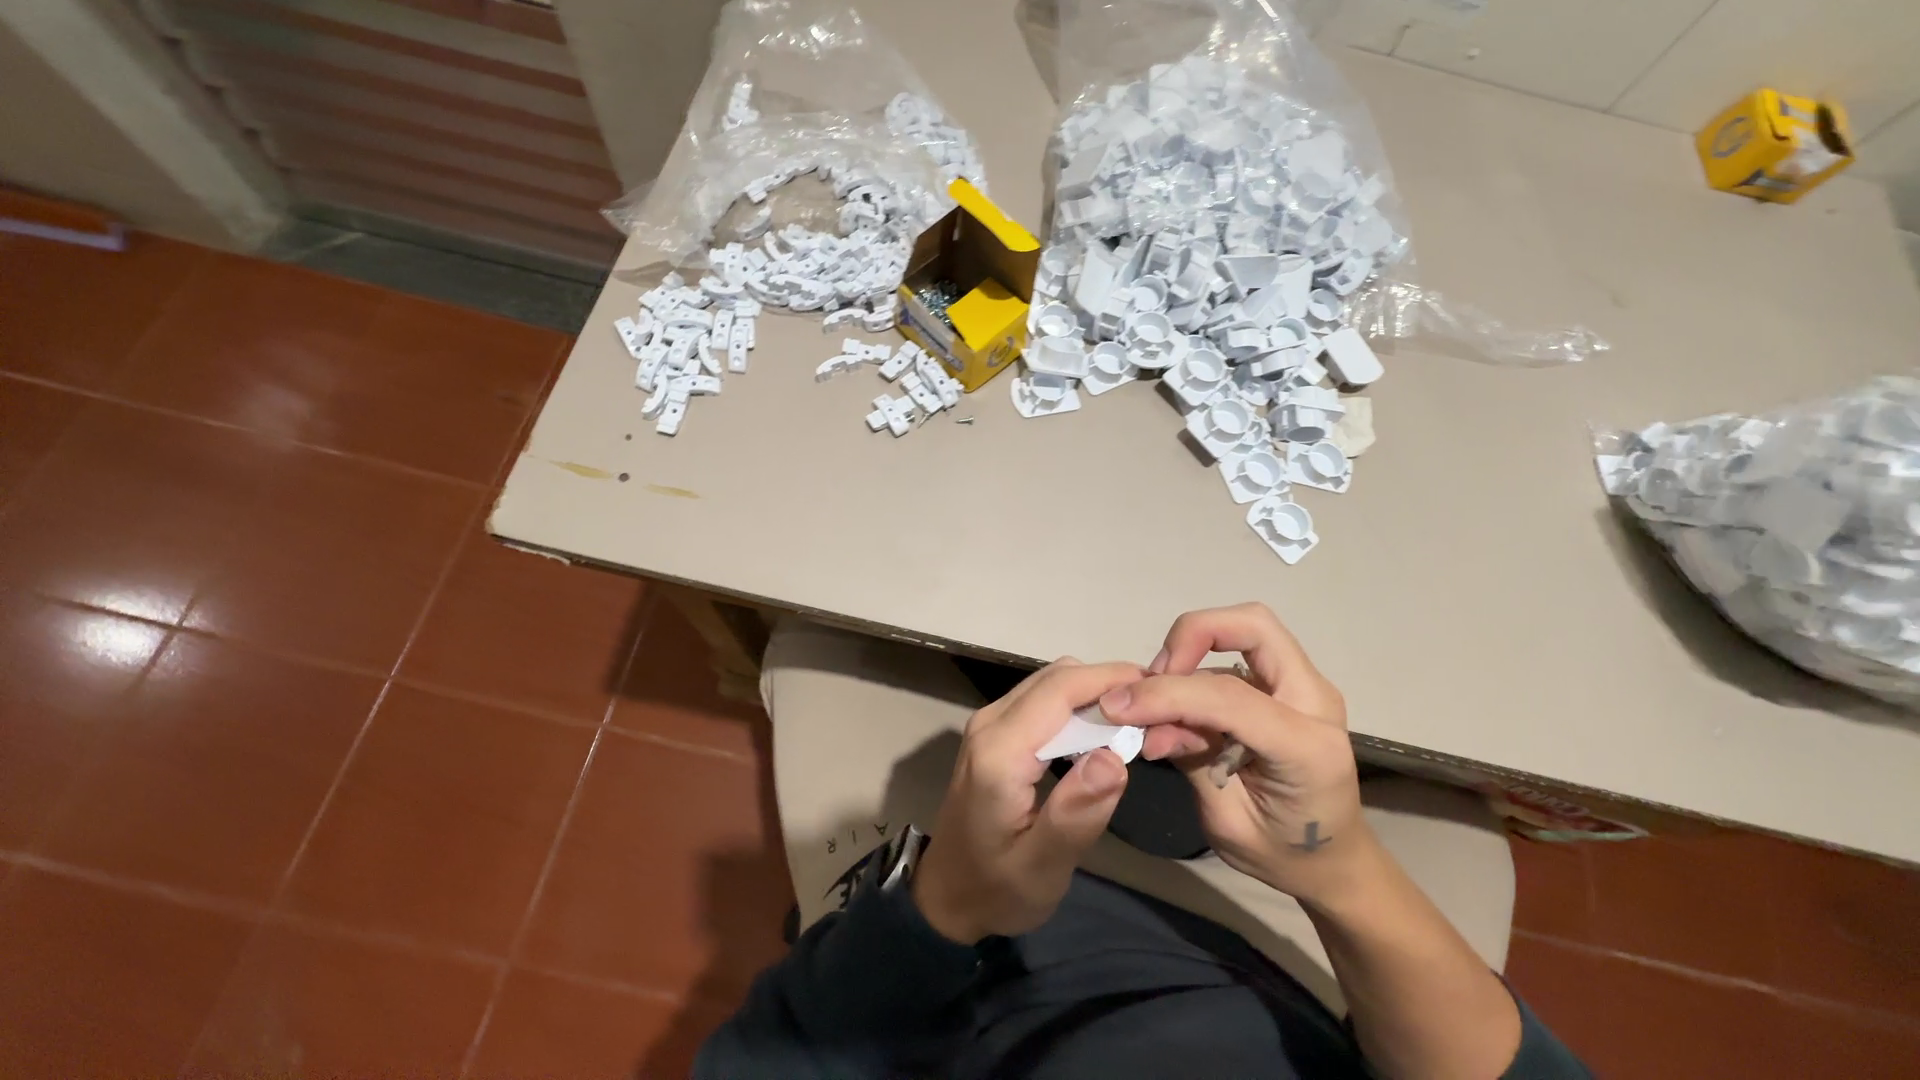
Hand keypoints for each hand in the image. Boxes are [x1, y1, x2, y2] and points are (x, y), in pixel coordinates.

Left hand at [913, 660, 1146, 943]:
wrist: (946, 896)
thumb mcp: (1042, 868)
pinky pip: (1041, 700)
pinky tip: (1102, 736)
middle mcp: (989, 724)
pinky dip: (1077, 706)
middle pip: (1056, 678)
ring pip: (1049, 683)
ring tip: (1136, 724)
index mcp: (999, 753)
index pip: (1060, 689)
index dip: (1110, 680)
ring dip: (1094, 693)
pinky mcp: (995, 733)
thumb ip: (1075, 815)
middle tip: (1156, 713)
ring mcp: (988, 725)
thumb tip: (1113, 758)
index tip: (1161, 689)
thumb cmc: (996, 889)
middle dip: (1108, 684)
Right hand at [1097, 604, 1376, 907]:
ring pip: (1245, 629)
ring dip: (1190, 650)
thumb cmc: (1284, 854)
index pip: (1230, 696)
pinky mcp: (1287, 685)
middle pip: (1253, 624)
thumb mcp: (1228, 824)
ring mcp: (1303, 688)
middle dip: (1191, 636)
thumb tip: (1145, 724)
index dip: (1168, 695)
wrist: (1334, 862)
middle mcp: (1313, 702)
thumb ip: (1191, 761)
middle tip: (1154, 678)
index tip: (1118, 706)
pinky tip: (1176, 706)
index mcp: (1308, 749)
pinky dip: (1198, 668)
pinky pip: (1238, 653)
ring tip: (1156, 699)